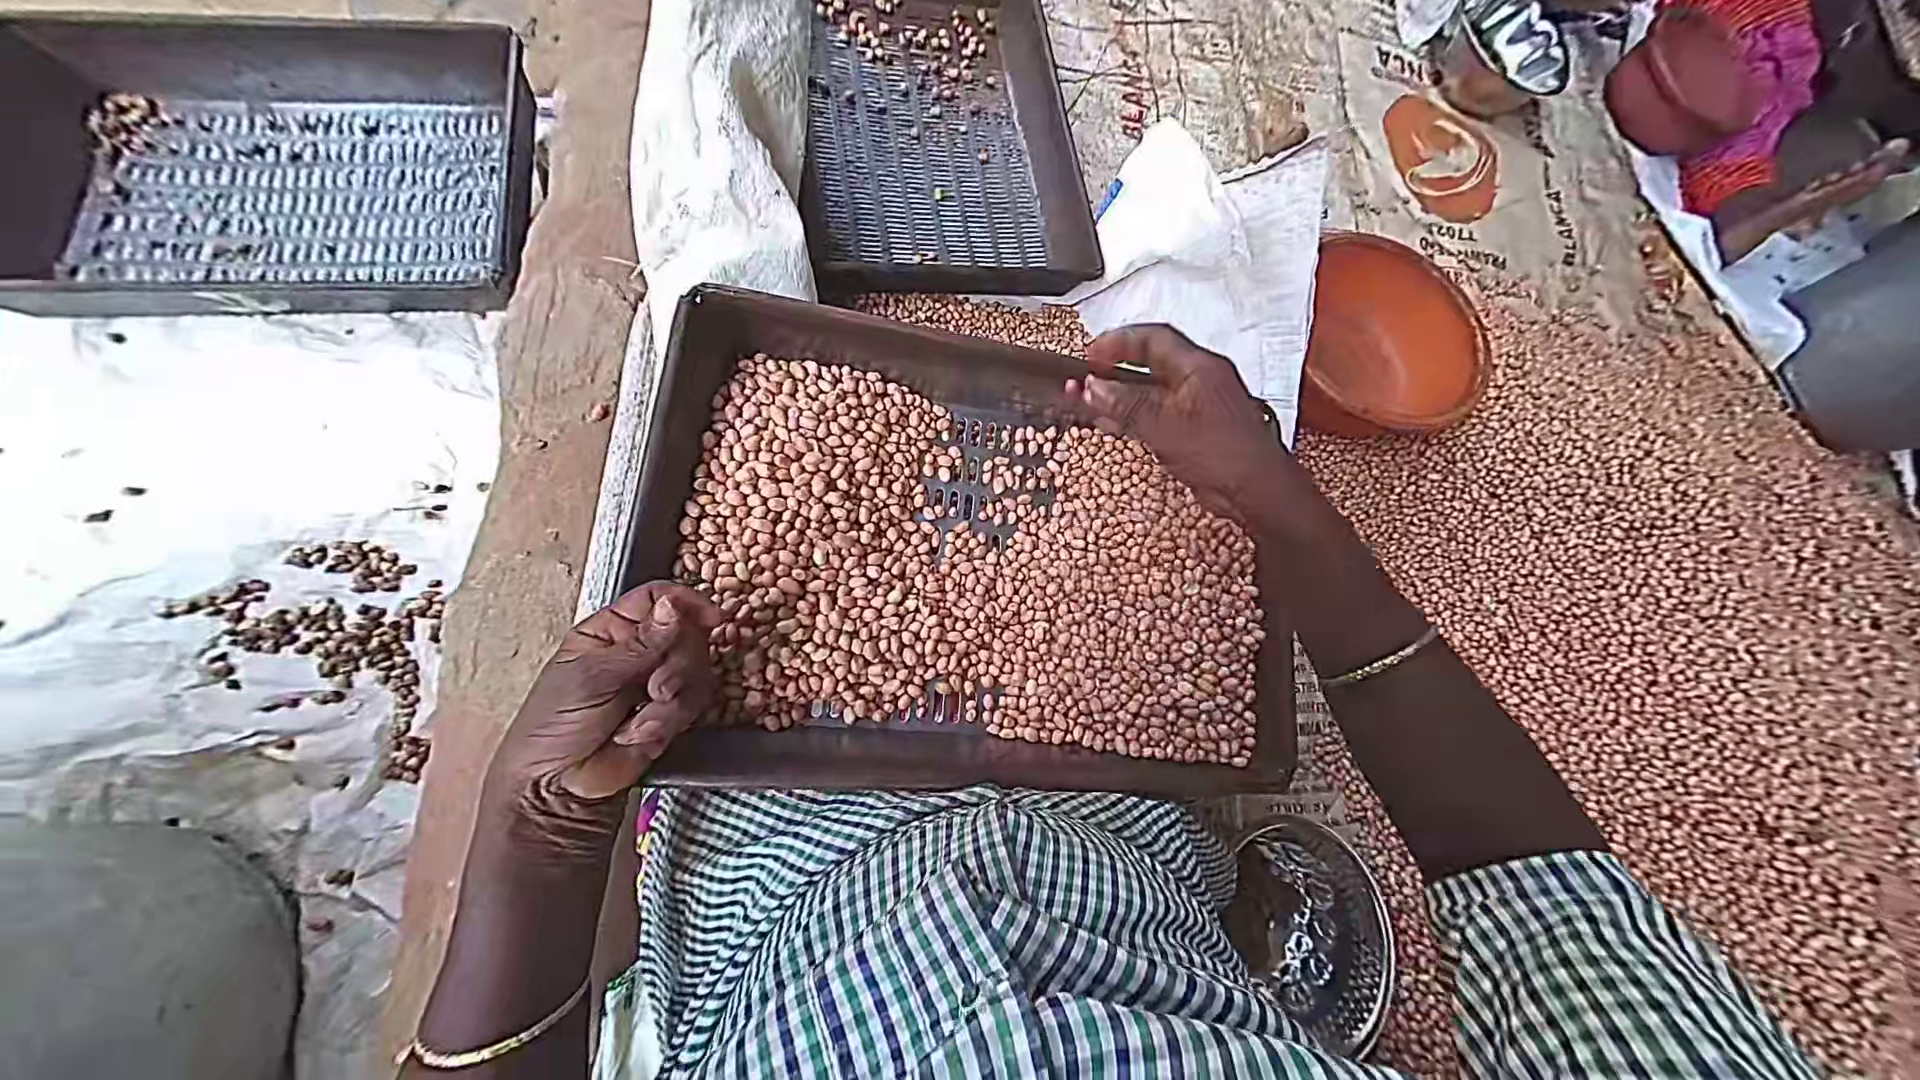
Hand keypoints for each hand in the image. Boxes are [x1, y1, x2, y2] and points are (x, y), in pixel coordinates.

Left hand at [477, 582, 722, 862]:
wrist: (557, 790)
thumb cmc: (554, 727)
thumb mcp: (591, 677)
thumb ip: (641, 643)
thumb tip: (673, 606)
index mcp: (611, 630)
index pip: (657, 599)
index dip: (686, 604)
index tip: (711, 618)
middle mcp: (641, 648)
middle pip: (688, 632)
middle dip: (678, 663)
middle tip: (658, 688)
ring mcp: (660, 678)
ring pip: (698, 667)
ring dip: (674, 697)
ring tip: (642, 720)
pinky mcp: (674, 710)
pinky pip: (696, 700)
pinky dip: (672, 718)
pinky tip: (643, 733)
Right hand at [1064, 325, 1290, 522]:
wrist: (1254, 491)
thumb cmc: (1225, 454)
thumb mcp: (1166, 426)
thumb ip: (1127, 405)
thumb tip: (1093, 388)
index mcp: (1200, 367)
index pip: (1154, 339)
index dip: (1118, 342)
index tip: (1091, 353)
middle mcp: (1200, 380)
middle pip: (1151, 361)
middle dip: (1116, 366)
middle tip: (1089, 374)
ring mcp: (1198, 405)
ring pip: (1152, 389)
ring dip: (1121, 393)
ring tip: (1092, 399)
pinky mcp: (1194, 429)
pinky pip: (1157, 413)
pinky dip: (1132, 415)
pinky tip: (1114, 423)